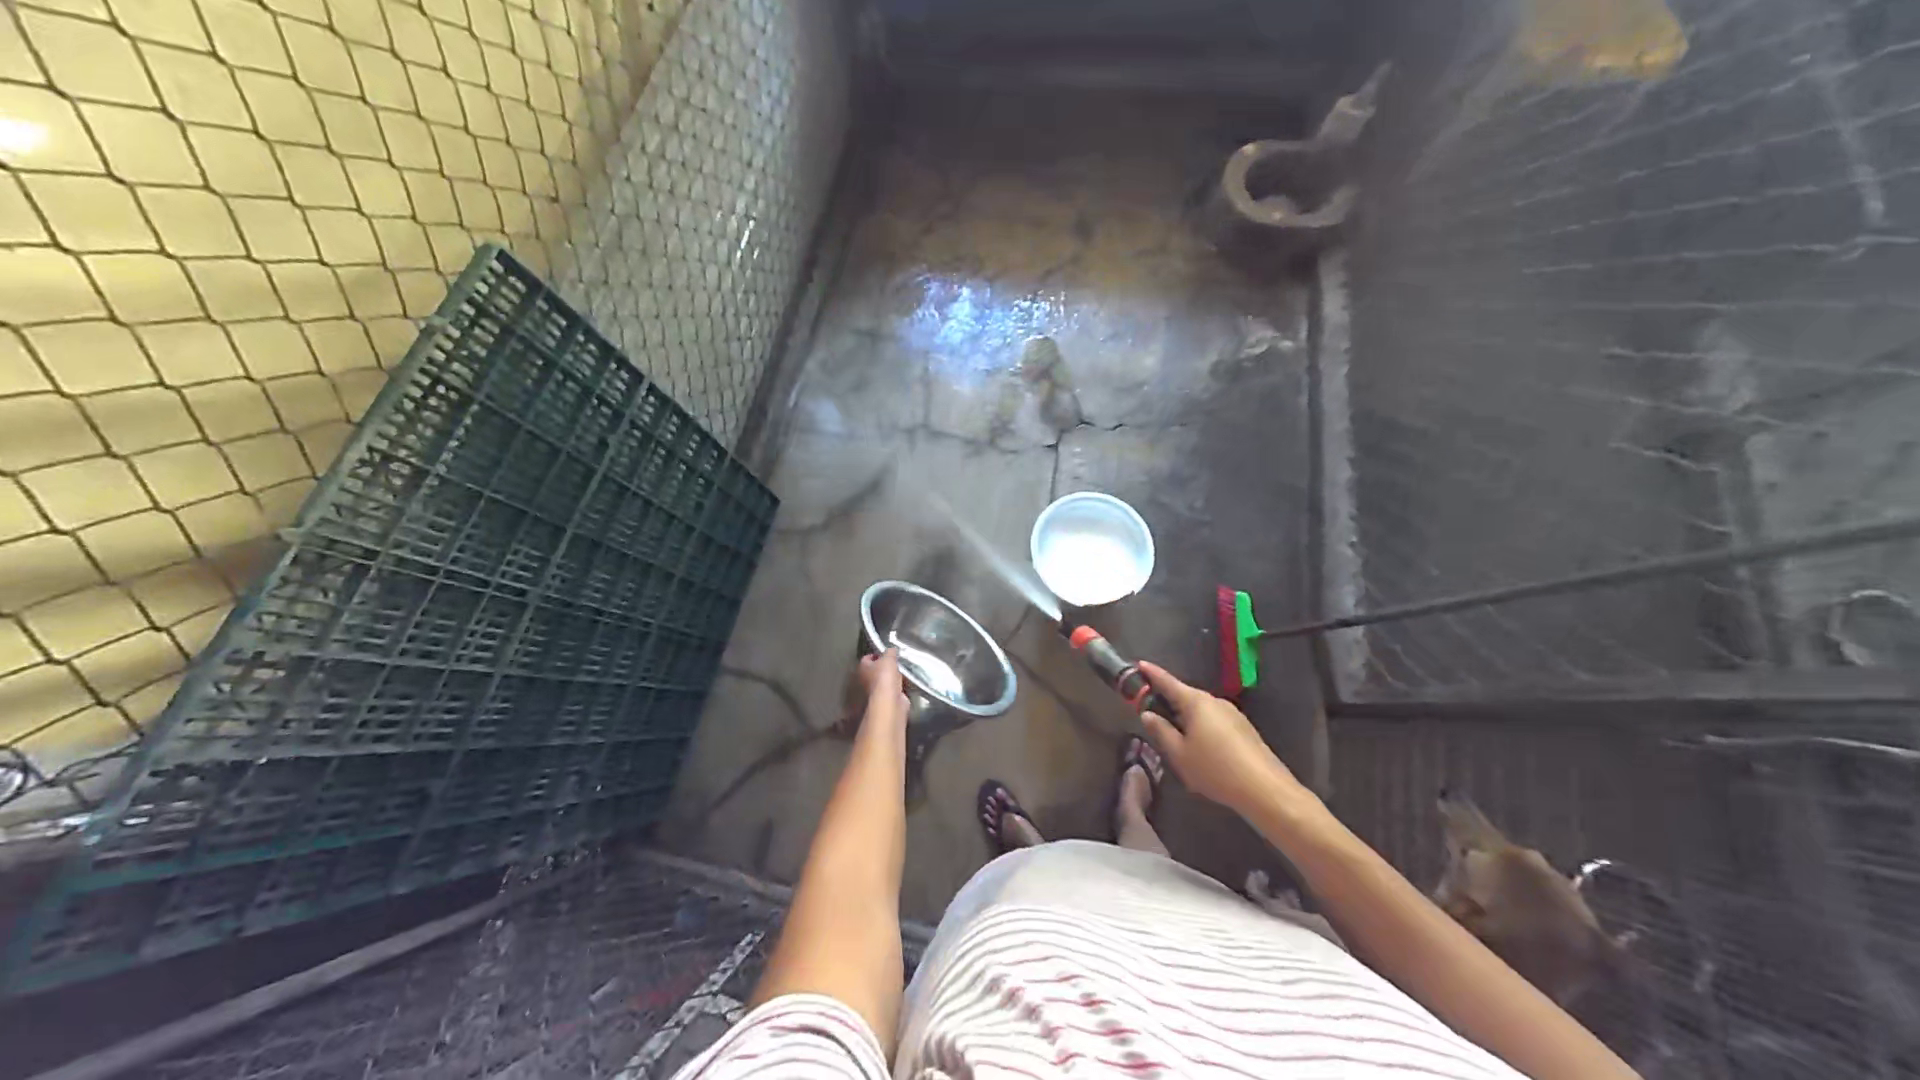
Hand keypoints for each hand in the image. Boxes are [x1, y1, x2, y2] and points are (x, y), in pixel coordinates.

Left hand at [858, 649, 910, 731]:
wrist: (889, 701)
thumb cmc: (885, 676)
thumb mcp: (889, 658)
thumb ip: (890, 652)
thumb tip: (892, 650)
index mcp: (862, 668)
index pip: (867, 658)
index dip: (876, 654)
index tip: (887, 653)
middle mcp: (865, 680)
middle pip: (875, 670)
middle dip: (885, 666)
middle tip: (896, 662)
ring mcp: (875, 691)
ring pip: (884, 680)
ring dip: (892, 677)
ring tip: (903, 671)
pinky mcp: (885, 699)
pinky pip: (892, 689)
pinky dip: (897, 687)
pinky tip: (905, 683)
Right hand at [1138, 661, 1303, 814]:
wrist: (1264, 788)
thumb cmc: (1215, 769)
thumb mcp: (1179, 754)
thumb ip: (1161, 731)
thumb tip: (1148, 713)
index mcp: (1196, 702)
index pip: (1168, 682)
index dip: (1152, 673)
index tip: (1140, 663)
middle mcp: (1215, 701)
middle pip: (1185, 696)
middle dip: (1168, 702)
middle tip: (1151, 714)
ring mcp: (1232, 714)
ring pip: (1200, 711)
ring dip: (1185, 718)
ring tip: (1176, 739)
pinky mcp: (1243, 728)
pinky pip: (1214, 721)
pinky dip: (1201, 727)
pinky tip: (1200, 749)